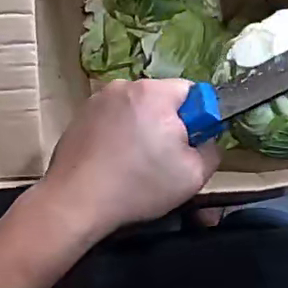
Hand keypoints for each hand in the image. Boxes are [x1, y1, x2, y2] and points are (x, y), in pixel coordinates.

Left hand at [30, 78, 220, 245]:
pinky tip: (112, 164)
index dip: (198, 118)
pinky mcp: (79, 116)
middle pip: (160, 99)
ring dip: (140, 129)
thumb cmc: (139, 186)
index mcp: (154, 92)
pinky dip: (116, 136)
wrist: (76, 201)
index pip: (191, 91)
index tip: (189, 145)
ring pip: (134, 110)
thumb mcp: (194, 175)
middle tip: (164, 160)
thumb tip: (206, 140)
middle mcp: (123, 86)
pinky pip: (110, 120)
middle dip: (167, 124)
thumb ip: (211, 150)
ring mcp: (97, 100)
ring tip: (134, 165)